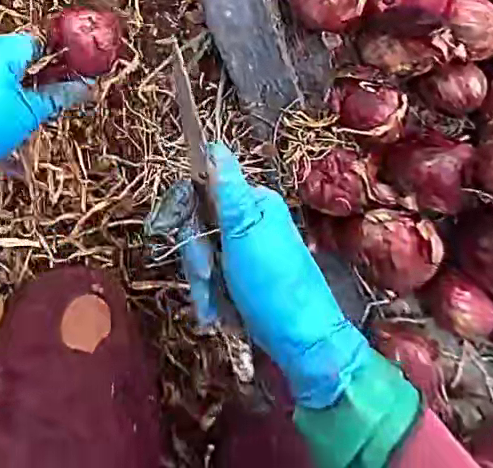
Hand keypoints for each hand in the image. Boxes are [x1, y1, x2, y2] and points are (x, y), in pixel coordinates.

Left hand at [0, 33, 90, 186]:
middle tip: (36, 100)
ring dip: (4, 82)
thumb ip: (58, 96)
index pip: (36, 42)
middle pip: (13, 53)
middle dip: (27, 74)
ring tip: (9, 112)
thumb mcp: (27, 115)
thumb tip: (86, 86)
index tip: (63, 76)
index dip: (52, 58)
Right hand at [206, 142, 368, 408]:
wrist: (305, 346)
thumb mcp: (245, 235)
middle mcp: (250, 219)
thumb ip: (227, 190)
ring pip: (202, 255)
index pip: (201, 191)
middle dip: (197, 260)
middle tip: (208, 282)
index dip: (187, 219)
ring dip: (203, 285)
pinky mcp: (244, 276)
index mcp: (253, 202)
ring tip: (214, 311)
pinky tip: (219, 317)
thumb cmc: (274, 287)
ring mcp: (246, 249)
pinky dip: (212, 299)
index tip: (194, 249)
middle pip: (199, 226)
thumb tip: (214, 145)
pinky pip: (213, 278)